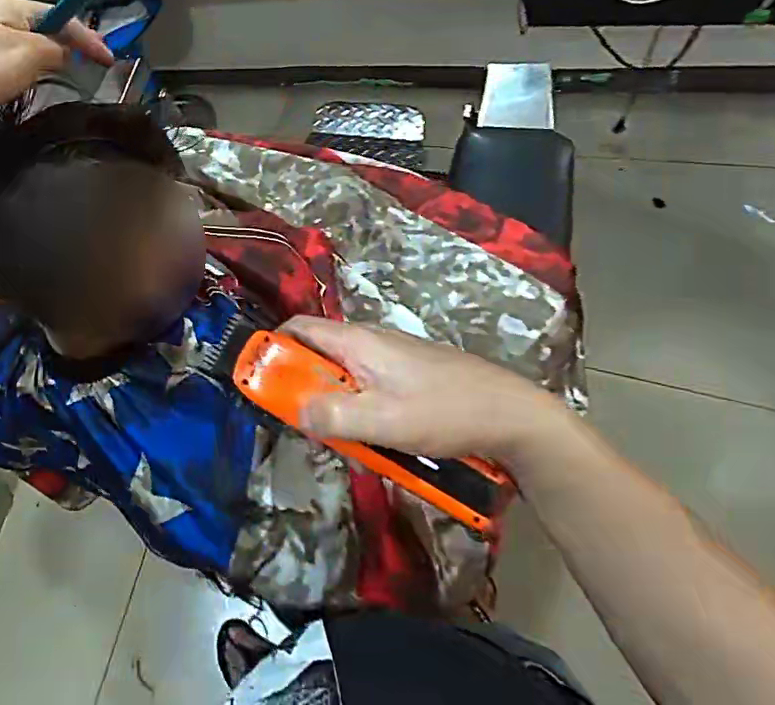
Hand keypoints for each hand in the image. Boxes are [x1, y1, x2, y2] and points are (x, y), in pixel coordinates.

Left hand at [0, 0, 112, 142]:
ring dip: (41, 62)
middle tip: (85, 69)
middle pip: (40, 29)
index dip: (88, 37)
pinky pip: (0, 64)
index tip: (109, 60)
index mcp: (9, 6)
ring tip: (56, 82)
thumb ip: (56, 50)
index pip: (61, 15)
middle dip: (65, 47)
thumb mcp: (29, 56)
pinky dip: (17, 74)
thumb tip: (62, 53)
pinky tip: (16, 88)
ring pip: (20, 47)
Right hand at [280, 316, 571, 465]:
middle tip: (317, 431)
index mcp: (357, 341)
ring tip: (360, 447)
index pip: (299, 327)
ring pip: (346, 381)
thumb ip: (334, 416)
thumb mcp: (384, 421)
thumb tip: (294, 412)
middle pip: (319, 358)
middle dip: (310, 394)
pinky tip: (385, 445)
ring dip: (341, 413)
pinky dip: (366, 416)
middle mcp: (370, 342)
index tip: (261, 383)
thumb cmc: (445, 410)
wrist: (513, 414)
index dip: (273, 349)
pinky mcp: (409, 378)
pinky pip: (370, 392)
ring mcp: (392, 360)